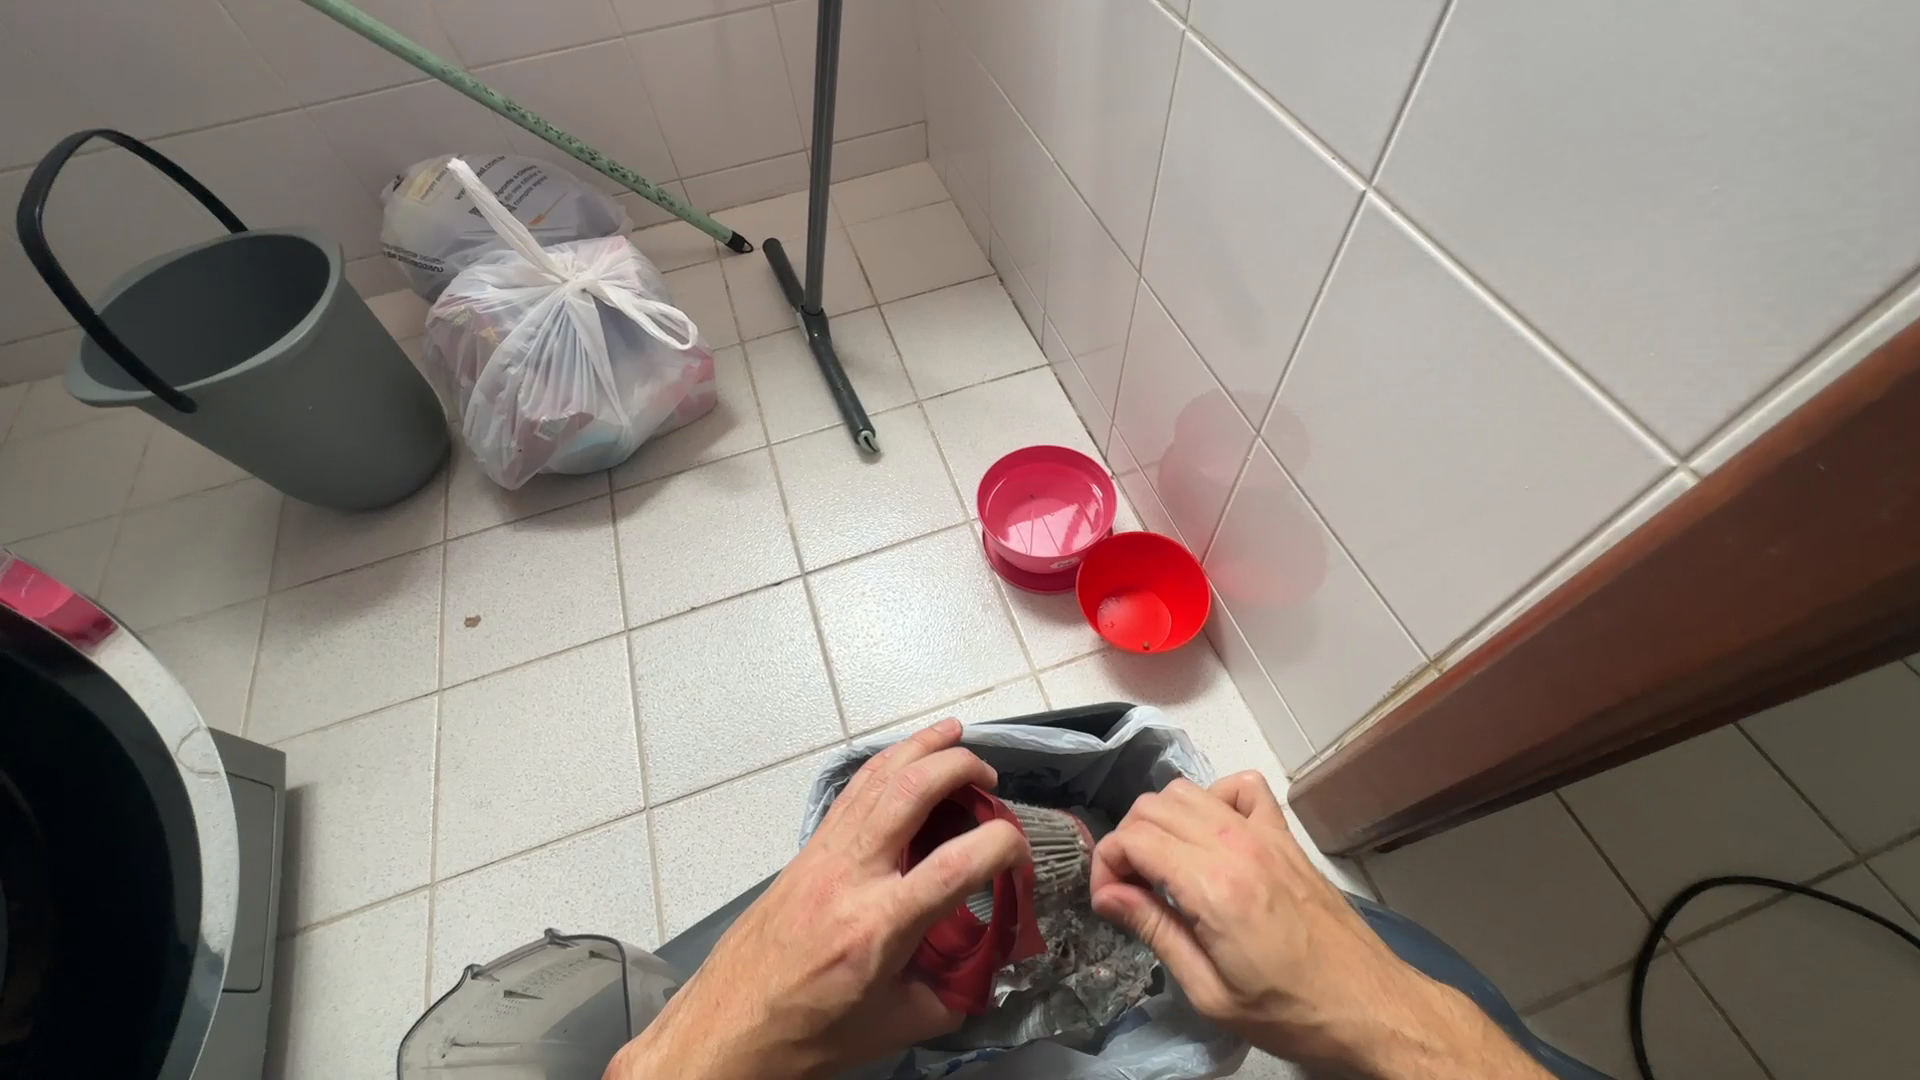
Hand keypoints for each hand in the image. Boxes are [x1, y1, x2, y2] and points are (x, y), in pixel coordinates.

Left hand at [606, 719, 1027, 1079]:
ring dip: (922, 747)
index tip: (1018, 850)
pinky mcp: (811, 845)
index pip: (955, 865)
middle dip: (959, 768)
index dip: (1001, 845)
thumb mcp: (896, 1026)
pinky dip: (888, 761)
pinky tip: (907, 754)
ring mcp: (827, 851)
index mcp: (879, 926)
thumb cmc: (810, 1034)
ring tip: (956, 733)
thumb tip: (987, 959)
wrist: (726, 1028)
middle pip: (912, 791)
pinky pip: (856, 789)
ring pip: (879, 776)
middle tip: (990, 779)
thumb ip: (952, 991)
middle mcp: (853, 872)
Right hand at [1089, 773, 1550, 1079]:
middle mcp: (1234, 844)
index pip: (1132, 838)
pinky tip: (1211, 833)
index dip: (1105, 864)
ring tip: (1164, 863)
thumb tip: (1108, 894)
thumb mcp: (1210, 994)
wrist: (1373, 1009)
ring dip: (1160, 819)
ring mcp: (1263, 832)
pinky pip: (1240, 786)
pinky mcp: (1284, 834)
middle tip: (1130, 886)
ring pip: (1185, 790)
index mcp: (1213, 886)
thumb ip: (1155, 931)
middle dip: (1126, 841)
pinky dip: (1213, 797)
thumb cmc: (1290, 1013)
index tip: (1108, 899)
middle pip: (1151, 807)